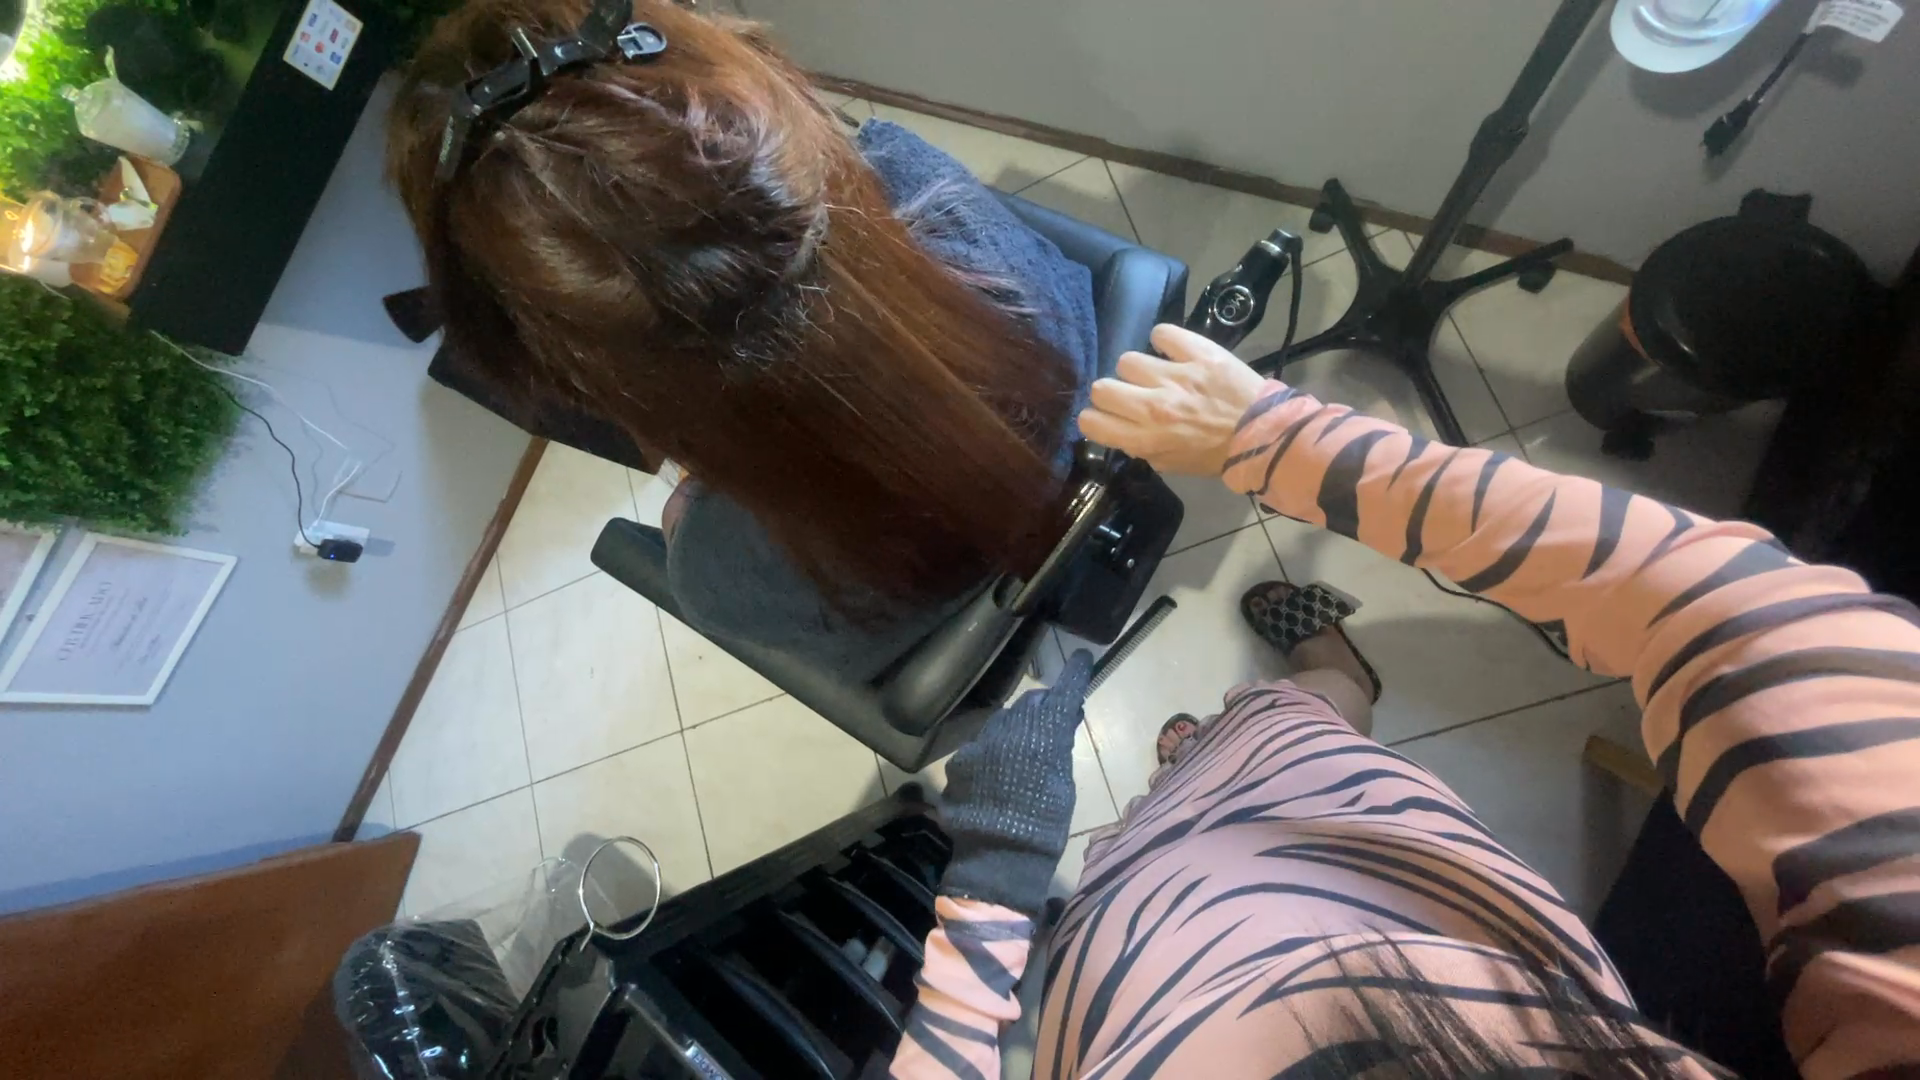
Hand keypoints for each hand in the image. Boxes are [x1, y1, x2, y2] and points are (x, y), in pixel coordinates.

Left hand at [938, 651, 1093, 917]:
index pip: (1062, 696)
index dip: (1074, 676)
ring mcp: (981, 744)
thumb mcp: (1063, 784)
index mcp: (1042, 737)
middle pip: (1028, 706)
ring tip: (1022, 747)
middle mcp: (1009, 731)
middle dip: (1041, 706)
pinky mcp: (960, 760)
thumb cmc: (1044, 825)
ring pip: (1001, 723)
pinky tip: (995, 771)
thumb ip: (1058, 748)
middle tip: (1051, 714)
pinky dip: (991, 751)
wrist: (998, 856)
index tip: (1082, 659)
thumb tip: (1062, 720)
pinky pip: (980, 746)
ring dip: (1015, 728)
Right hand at [1077, 323, 1270, 475]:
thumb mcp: (1171, 464)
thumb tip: (1121, 429)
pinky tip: (1170, 350)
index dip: (1093, 418)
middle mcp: (1154, 407)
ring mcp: (1176, 377)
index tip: (1104, 417)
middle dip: (1110, 393)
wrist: (1263, 434)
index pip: (1091, 421)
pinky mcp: (1199, 354)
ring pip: (1128, 360)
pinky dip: (1163, 339)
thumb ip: (1141, 448)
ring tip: (1154, 374)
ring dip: (1138, 369)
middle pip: (1102, 388)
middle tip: (1128, 395)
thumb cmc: (1215, 455)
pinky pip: (1163, 334)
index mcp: (1146, 439)